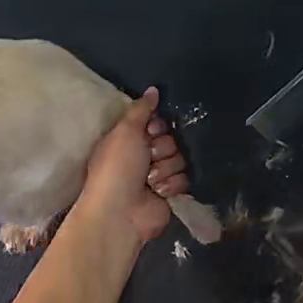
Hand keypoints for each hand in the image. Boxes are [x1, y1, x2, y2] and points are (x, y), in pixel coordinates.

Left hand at [75, 88, 187, 245]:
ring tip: (150, 180)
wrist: (120, 213)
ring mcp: (158, 175)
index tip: (150, 132)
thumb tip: (153, 89)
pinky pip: (185, 179)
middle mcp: (144, 155)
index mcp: (129, 139)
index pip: (158, 122)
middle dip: (162, 149)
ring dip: (166, 169)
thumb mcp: (124, 131)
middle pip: (172, 140)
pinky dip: (172, 184)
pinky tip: (158, 192)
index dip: (157, 126)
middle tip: (148, 159)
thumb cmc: (116, 168)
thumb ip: (141, 109)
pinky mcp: (170, 192)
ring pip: (180, 159)